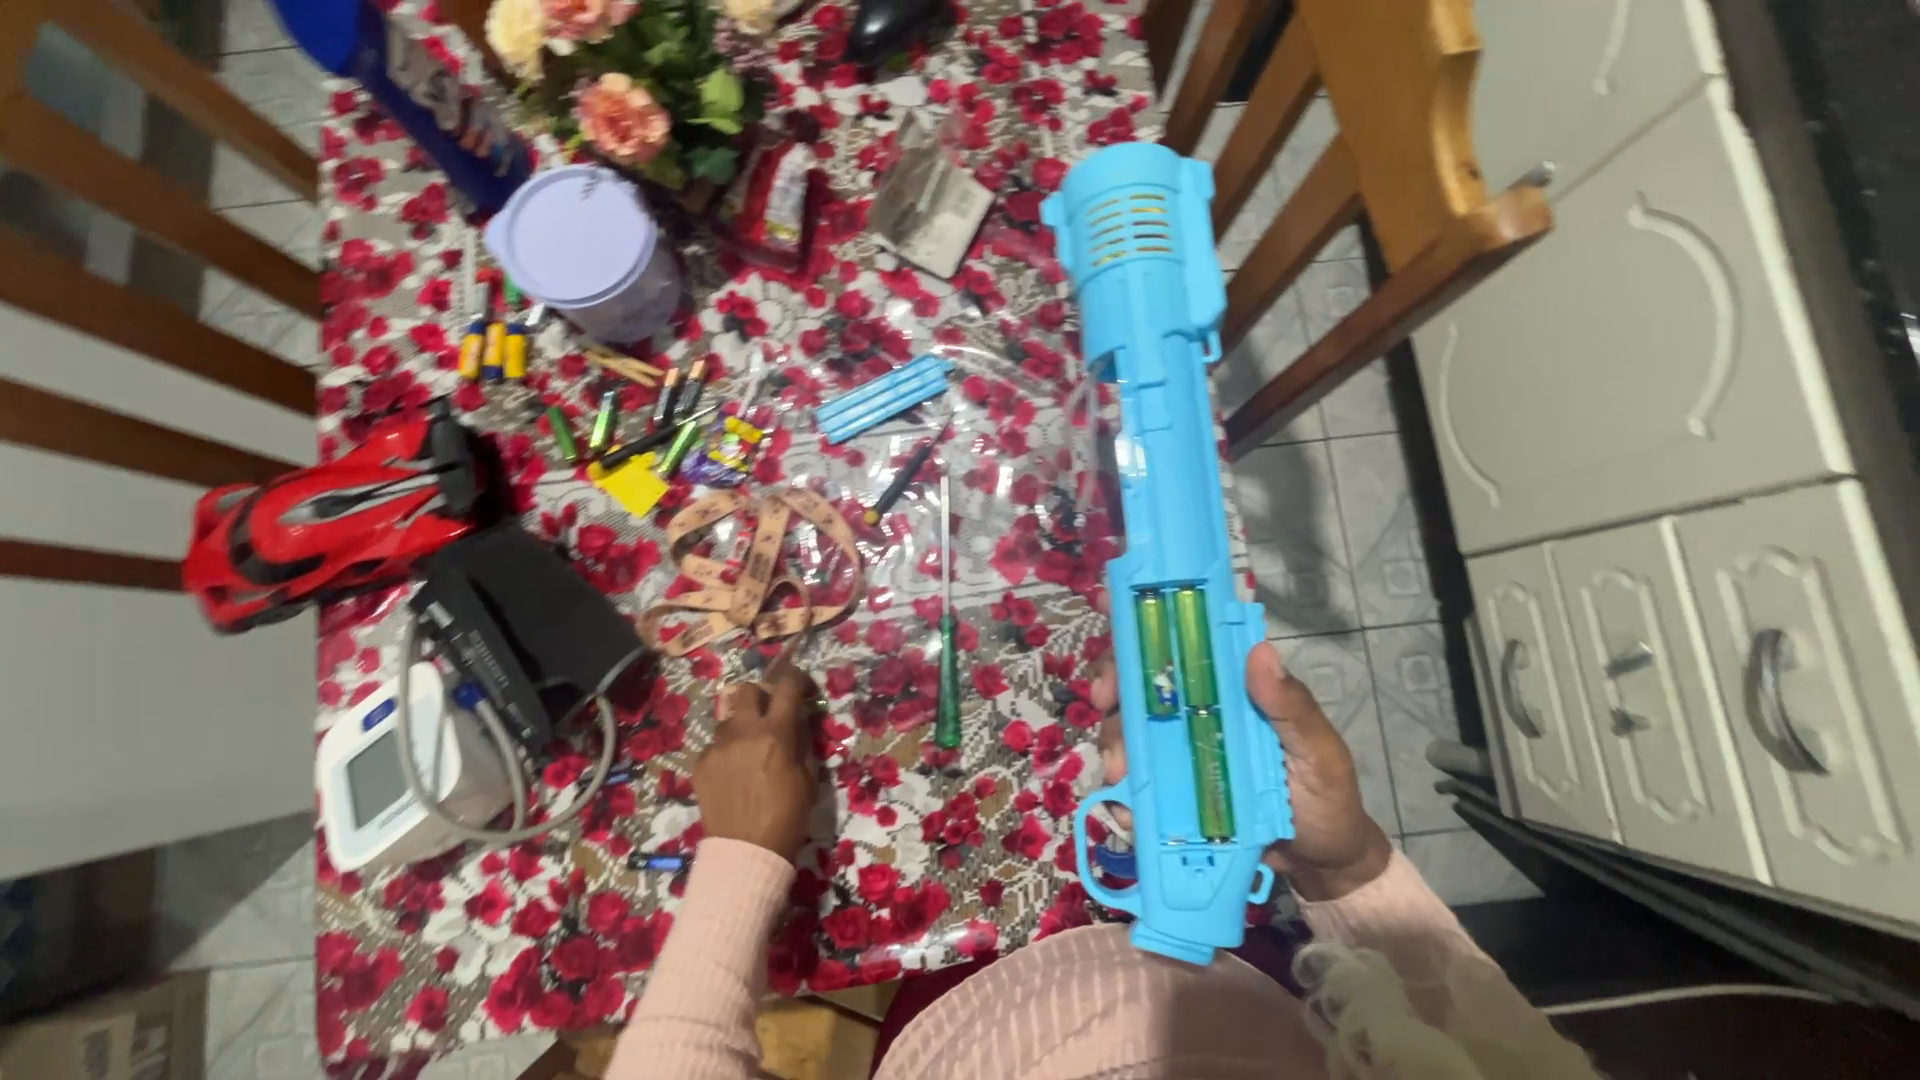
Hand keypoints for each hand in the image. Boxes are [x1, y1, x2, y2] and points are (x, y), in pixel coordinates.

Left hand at [693, 661, 819, 860]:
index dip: (796, 678)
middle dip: (760, 696)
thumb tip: (797, 723)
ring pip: (728, 719)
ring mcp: (717, 747)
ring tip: (747, 749)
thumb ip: (801, 743)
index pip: (787, 686)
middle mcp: (743, 731)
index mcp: (776, 733)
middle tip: (768, 713)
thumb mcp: (809, 778)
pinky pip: (714, 746)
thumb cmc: (788, 816)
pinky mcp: (700, 764)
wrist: (747, 851)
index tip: (800, 683)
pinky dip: (725, 752)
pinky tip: (732, 773)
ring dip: (741, 726)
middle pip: (747, 690)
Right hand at [1092, 644, 1391, 900]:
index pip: (1184, 642)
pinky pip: (1132, 784)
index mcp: (1232, 689)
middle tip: (1104, 701)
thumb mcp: (1320, 752)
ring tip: (1120, 773)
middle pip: (1139, 680)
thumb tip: (1260, 651)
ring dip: (1112, 743)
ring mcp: (1178, 752)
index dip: (1142, 620)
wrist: (1320, 867)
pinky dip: (1121, 795)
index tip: (1107, 605)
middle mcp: (1197, 712)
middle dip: (1111, 682)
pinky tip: (1126, 810)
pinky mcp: (1168, 792)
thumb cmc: (1325, 798)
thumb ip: (1293, 709)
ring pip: (1126, 729)